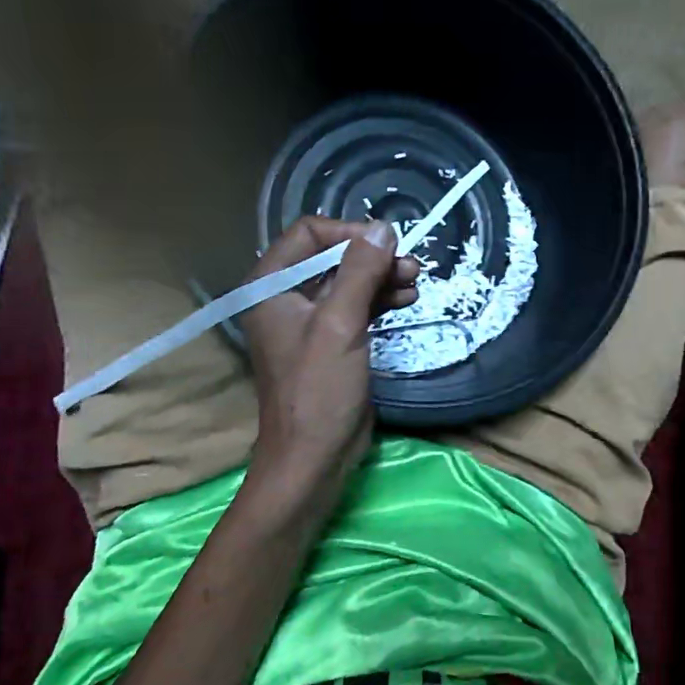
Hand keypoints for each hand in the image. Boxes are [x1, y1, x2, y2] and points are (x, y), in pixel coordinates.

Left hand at [240, 217, 419, 493]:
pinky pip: (354, 307)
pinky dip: (378, 300)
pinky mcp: (329, 342)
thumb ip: (359, 272)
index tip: (386, 246)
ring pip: (347, 282)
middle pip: (331, 257)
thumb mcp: (339, 325)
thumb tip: (382, 228)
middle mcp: (284, 297)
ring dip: (380, 278)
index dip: (348, 234)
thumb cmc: (317, 390)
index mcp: (270, 286)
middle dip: (371, 258)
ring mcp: (307, 321)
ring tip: (414, 282)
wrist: (312, 457)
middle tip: (411, 266)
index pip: (308, 234)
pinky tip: (406, 298)